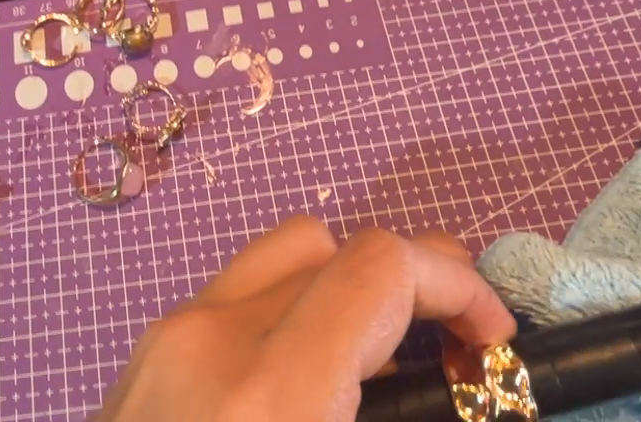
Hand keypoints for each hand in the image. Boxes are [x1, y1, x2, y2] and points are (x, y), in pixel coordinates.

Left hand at [97, 217, 515, 421]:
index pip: (376, 268)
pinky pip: (236, 297)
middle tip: (450, 352)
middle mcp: (208, 338)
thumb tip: (462, 395)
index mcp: (270, 393)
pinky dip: (292, 312)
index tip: (495, 343)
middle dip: (404, 280)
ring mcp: (166, 340)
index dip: (456, 285)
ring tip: (383, 363)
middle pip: (327, 245)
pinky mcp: (145, 357)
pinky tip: (310, 383)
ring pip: (277, 259)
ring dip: (344, 288)